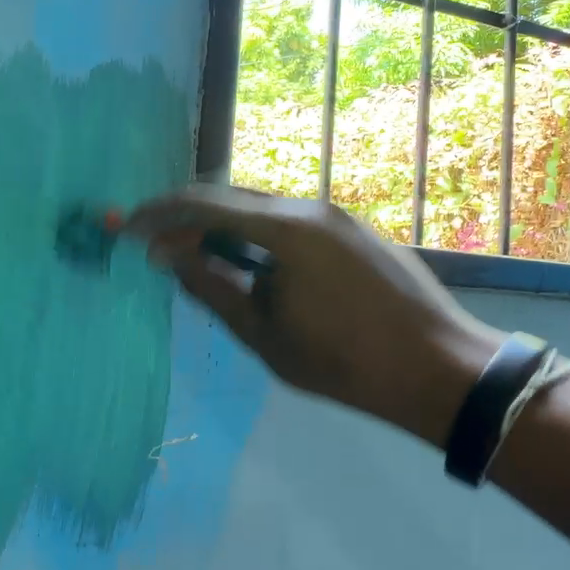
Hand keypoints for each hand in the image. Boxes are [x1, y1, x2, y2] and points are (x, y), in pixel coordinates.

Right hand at [123, 184, 505, 445]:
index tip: (124, 228)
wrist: (445, 372)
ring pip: (258, 208)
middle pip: (228, 197)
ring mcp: (335, 217)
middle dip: (184, 218)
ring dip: (219, 227)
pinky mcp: (352, 232)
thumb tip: (168, 256)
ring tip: (194, 259)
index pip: (201, 205)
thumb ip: (210, 287)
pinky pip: (287, 221)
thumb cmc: (345, 362)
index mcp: (285, 228)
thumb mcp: (263, 334)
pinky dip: (252, 235)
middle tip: (153, 247)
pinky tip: (246, 265)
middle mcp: (309, 208)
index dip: (156, 214)